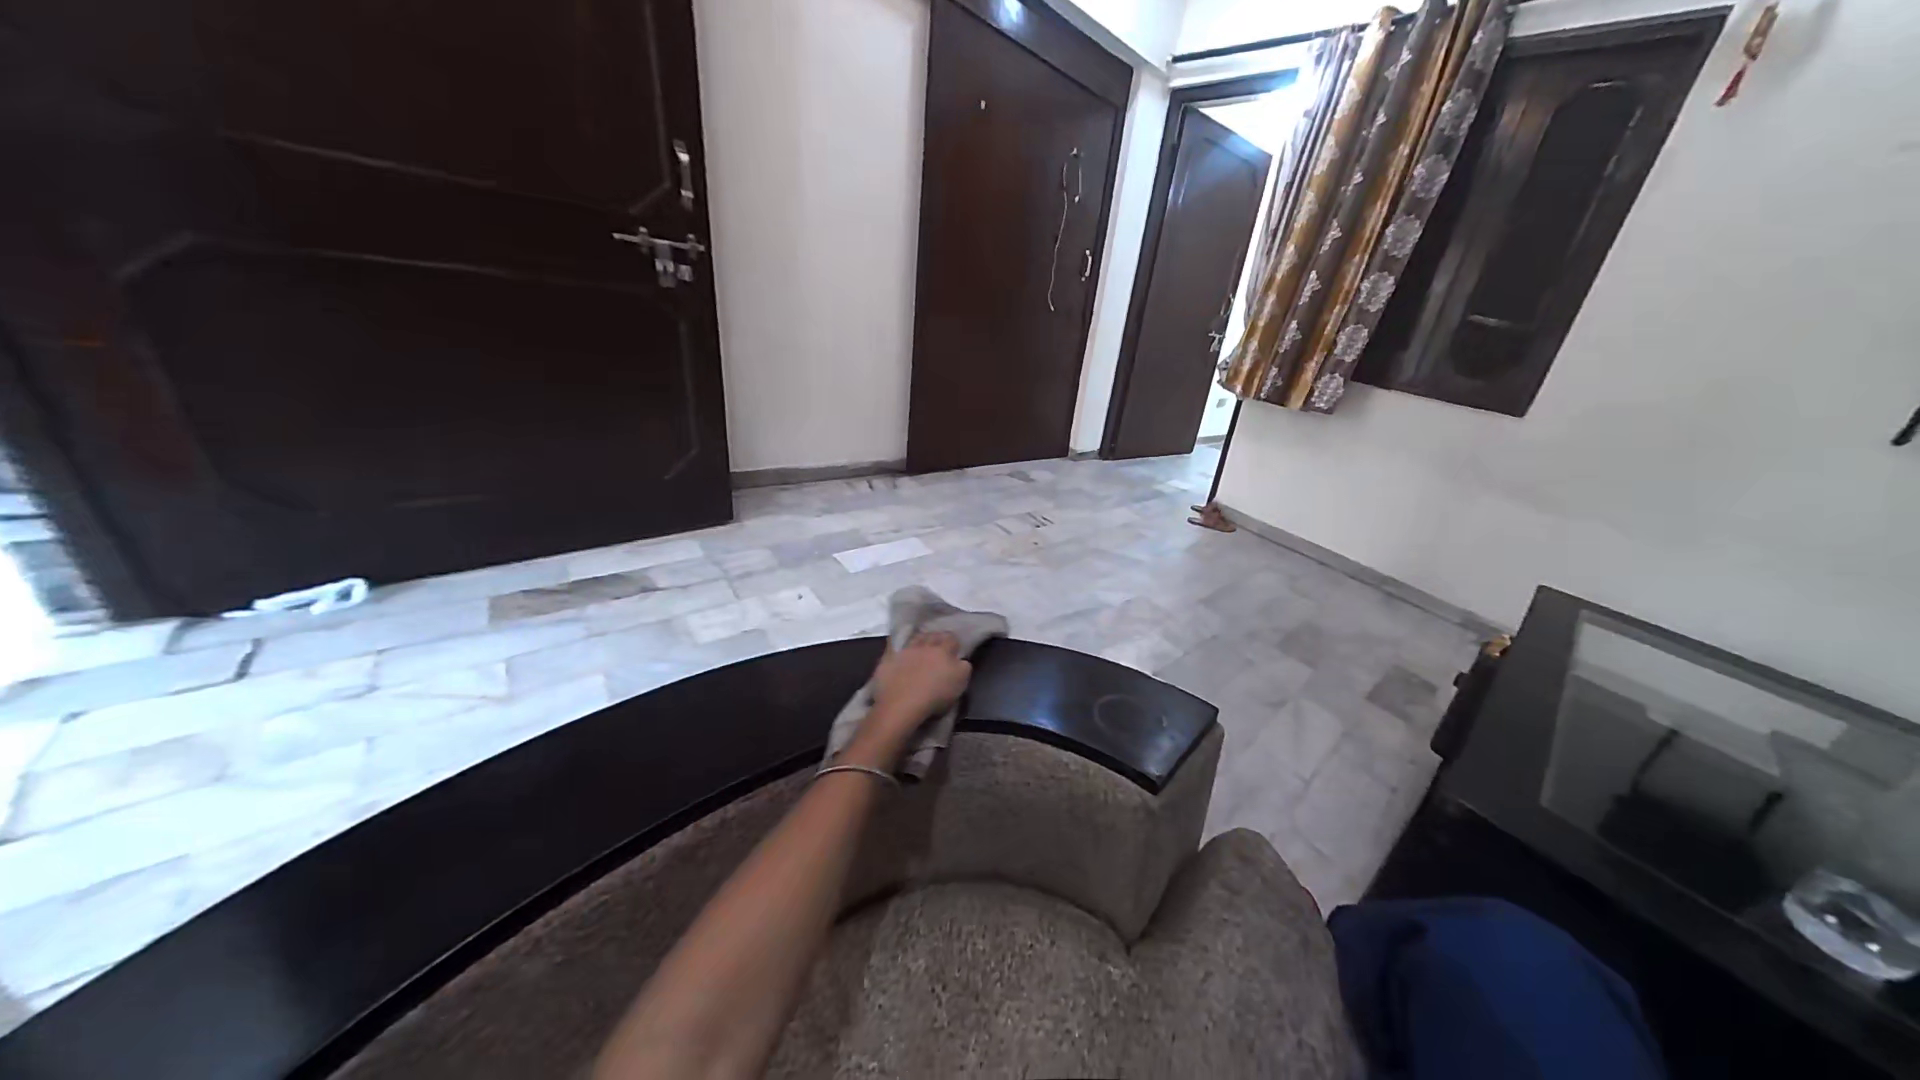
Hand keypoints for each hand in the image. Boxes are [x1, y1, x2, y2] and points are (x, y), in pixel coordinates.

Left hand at [846, 632, 971, 764]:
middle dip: (936, 638)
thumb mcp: (961, 683)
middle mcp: (924, 646)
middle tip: (938, 646)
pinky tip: (898, 650)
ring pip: (914, 639)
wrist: (902, 704)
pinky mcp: (888, 659)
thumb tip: (961, 660)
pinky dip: (897, 647)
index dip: (953, 644)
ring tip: (920, 647)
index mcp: (943, 651)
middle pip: (932, 636)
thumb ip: (963, 667)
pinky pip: (892, 647)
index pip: (951, 639)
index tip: (954, 650)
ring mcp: (904, 651)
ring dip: (918, 640)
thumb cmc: (936, 695)